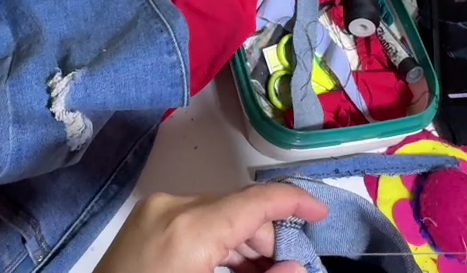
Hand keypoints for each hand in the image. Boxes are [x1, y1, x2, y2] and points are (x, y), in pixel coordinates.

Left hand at [94, 183, 329, 272]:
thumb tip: (296, 267)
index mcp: (189, 227)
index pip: (253, 201)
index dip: (293, 201)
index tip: (322, 212)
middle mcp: (171, 206)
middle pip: (237, 207)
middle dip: (266, 238)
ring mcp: (153, 210)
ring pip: (217, 213)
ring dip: (242, 243)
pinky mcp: (144, 221)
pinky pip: (195, 220)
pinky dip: (217, 242)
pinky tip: (229, 271)